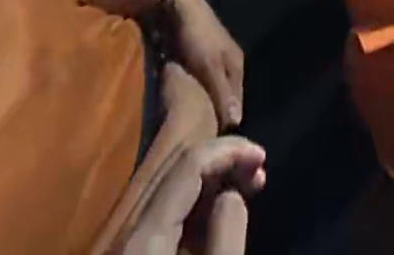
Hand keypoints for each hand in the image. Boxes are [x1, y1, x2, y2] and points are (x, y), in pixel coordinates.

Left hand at [117, 137, 266, 254]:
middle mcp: (132, 228)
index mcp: (146, 232)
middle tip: (259, 169)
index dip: (229, 149)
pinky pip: (170, 213)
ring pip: (174, 188)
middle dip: (222, 159)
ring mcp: (131, 241)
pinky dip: (200, 203)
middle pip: (178, 168)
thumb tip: (232, 192)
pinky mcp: (138, 253)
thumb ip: (226, 236)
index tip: (262, 155)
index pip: (189, 163)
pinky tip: (223, 209)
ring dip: (213, 179)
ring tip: (249, 184)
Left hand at [168, 0, 245, 128]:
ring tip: (190, 114)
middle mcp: (230, 60)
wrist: (178, 5)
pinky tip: (184, 95)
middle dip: (215, 109)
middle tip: (198, 128)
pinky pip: (202, 76)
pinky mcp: (201, 50)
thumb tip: (237, 124)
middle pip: (226, 94)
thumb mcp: (209, 68)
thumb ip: (223, 94)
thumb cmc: (195, 37)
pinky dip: (196, 86)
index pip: (237, 103)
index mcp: (237, 64)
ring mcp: (215, 54)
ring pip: (213, 85)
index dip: (225, 121)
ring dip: (204, 98)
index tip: (209, 138)